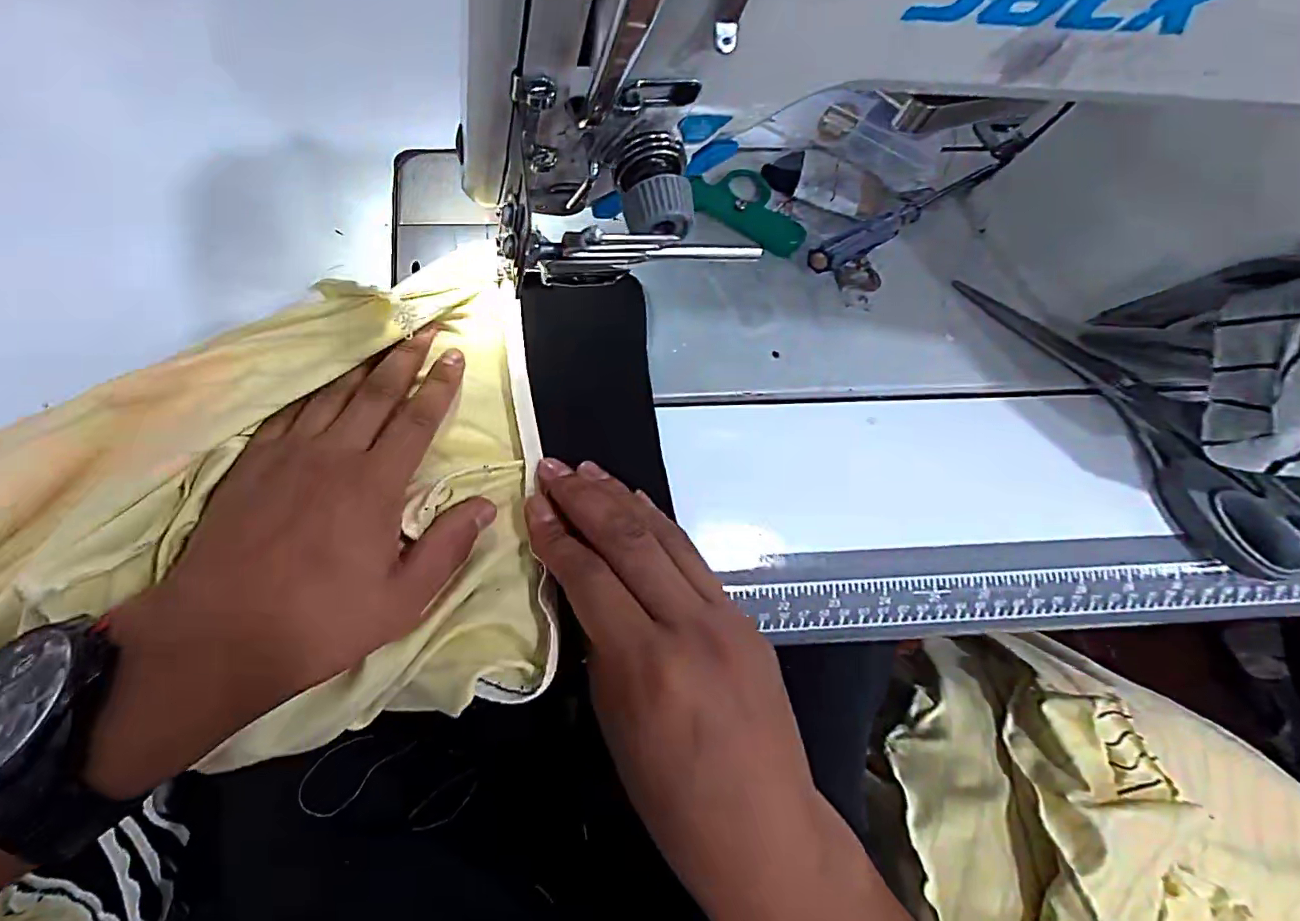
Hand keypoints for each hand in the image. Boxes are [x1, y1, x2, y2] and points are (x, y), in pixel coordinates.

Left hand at [86, 329, 495, 796]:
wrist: (222, 630)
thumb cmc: (320, 621)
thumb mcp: (400, 600)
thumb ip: (446, 548)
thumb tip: (485, 506)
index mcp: (375, 485)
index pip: (416, 420)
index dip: (439, 385)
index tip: (454, 356)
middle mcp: (335, 455)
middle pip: (376, 392)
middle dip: (405, 356)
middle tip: (425, 328)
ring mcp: (289, 452)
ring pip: (333, 393)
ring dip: (363, 364)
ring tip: (383, 340)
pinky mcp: (254, 460)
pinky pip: (291, 410)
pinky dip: (314, 390)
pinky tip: (322, 382)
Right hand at [526, 459, 902, 920]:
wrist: (766, 832)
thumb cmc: (671, 794)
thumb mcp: (613, 720)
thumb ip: (598, 642)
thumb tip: (582, 587)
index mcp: (647, 664)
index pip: (590, 575)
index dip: (556, 535)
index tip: (532, 503)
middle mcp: (690, 628)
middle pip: (628, 540)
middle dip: (584, 498)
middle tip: (552, 468)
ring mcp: (726, 618)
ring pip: (665, 537)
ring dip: (621, 497)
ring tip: (587, 471)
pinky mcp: (745, 619)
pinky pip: (693, 558)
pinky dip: (660, 523)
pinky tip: (639, 503)